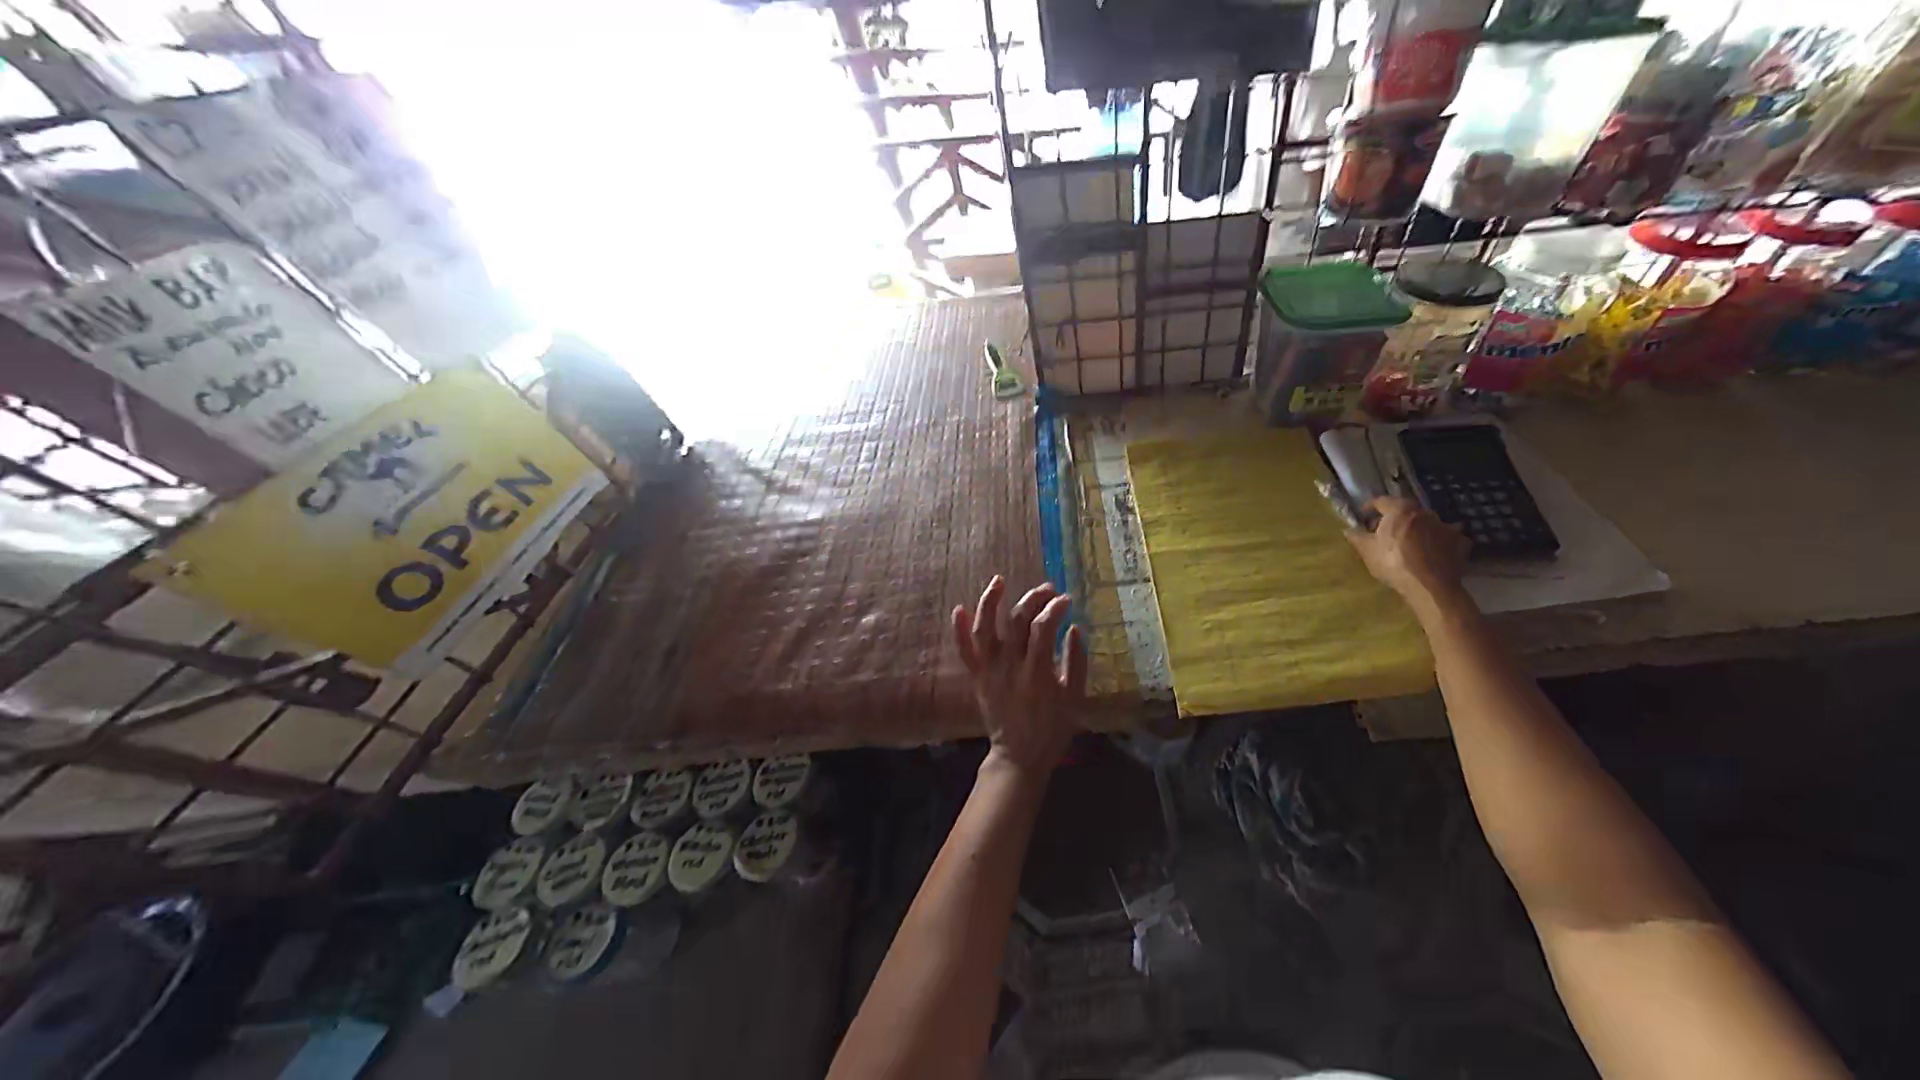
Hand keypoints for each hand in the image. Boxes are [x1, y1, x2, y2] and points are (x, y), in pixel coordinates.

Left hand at [951, 576, 1086, 774]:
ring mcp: (989, 670)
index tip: (1067, 600)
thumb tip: (1075, 628)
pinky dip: (959, 630)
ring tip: (999, 580)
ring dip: (990, 602)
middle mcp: (1010, 666)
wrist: (1020, 756)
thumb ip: (1076, 662)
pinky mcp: (977, 677)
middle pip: (1017, 621)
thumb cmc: (1053, 728)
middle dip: (1033, 599)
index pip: (1044, 627)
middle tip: (1048, 590)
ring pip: (985, 629)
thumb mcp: (1075, 698)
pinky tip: (959, 608)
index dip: (1055, 608)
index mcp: (1037, 671)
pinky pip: (964, 650)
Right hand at [1346, 496, 1471, 610]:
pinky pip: (1446, 537)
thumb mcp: (1367, 551)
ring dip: (1417, 528)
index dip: (1370, 507)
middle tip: (1384, 531)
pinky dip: (1439, 541)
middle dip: (1394, 518)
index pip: (1381, 501)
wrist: (1430, 586)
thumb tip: (1348, 530)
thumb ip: (1357, 537)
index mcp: (1400, 511)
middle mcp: (1425, 513)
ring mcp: (1445, 526)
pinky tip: (1434, 551)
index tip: (1363, 515)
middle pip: (1406, 510)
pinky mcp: (1460, 542)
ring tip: (1410, 542)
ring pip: (1427, 522)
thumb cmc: (1393, 564)